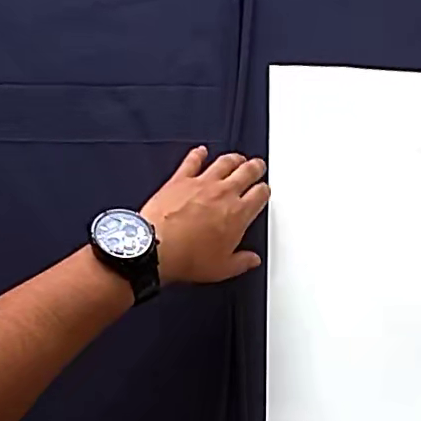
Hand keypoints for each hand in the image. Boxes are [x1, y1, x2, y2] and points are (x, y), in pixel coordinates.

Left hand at [140, 145, 268, 284]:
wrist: (157, 247)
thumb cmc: (188, 258)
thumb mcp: (222, 268)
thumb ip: (241, 262)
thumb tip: (251, 260)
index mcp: (238, 214)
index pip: (260, 195)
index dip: (264, 191)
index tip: (263, 191)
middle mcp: (224, 193)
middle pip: (247, 172)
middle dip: (255, 168)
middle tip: (257, 167)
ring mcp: (202, 183)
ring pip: (224, 162)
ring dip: (234, 158)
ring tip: (238, 158)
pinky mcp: (180, 179)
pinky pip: (193, 160)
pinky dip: (199, 154)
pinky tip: (201, 151)